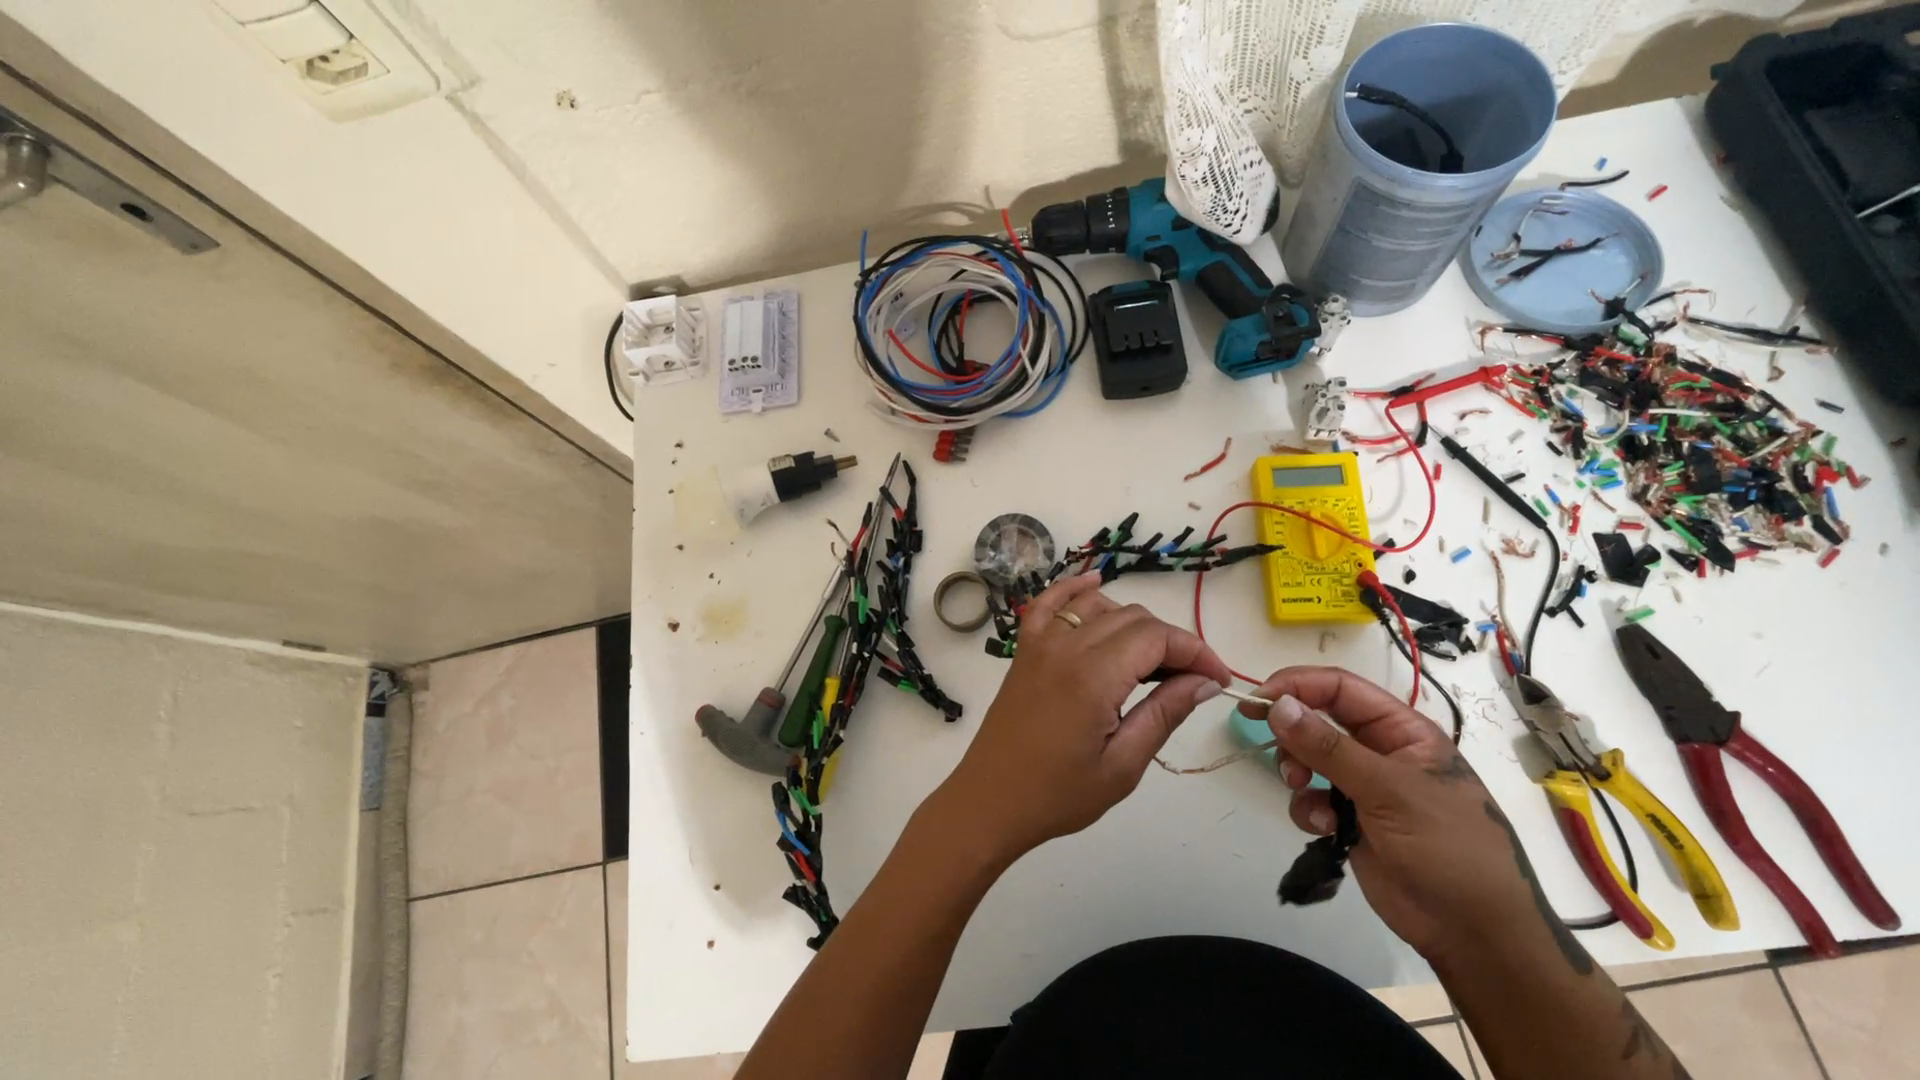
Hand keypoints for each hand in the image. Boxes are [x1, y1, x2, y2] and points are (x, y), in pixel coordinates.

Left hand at [928, 573, 1233, 865]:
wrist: (989, 802)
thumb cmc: (1058, 794)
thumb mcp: (1123, 765)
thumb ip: (1164, 714)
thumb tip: (1204, 681)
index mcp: (1093, 676)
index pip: (1159, 638)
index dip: (1196, 652)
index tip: (1218, 680)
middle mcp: (1066, 647)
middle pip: (1134, 619)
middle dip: (1172, 643)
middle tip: (1190, 682)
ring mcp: (1040, 644)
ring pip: (1099, 607)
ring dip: (1133, 624)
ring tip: (1152, 664)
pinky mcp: (1023, 651)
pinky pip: (1049, 603)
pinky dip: (1074, 589)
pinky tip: (1095, 584)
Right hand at [1242, 667, 1555, 965]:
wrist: (1473, 930)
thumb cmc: (1448, 846)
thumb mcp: (1389, 790)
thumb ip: (1329, 747)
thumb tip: (1278, 706)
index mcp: (1403, 731)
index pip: (1341, 689)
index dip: (1297, 686)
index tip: (1258, 700)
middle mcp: (1382, 752)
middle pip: (1319, 720)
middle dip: (1293, 734)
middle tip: (1273, 749)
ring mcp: (1365, 788)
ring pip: (1309, 760)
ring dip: (1297, 772)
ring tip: (1302, 790)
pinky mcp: (1351, 821)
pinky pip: (1312, 800)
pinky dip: (1308, 810)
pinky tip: (1324, 830)